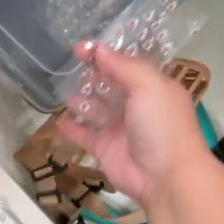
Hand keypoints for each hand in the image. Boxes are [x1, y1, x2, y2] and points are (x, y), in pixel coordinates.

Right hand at [56, 42, 214, 205]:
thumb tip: (98, 48)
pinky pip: (85, 135)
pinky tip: (59, 120)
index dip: (104, 54)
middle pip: (109, 85)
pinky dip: (72, 128)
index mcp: (152, 86)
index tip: (80, 48)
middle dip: (92, 75)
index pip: (126, 64)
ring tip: (61, 89)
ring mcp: (119, 128)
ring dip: (81, 99)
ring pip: (96, 109)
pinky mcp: (105, 148)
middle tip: (68, 65)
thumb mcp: (148, 85)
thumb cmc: (161, 124)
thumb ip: (122, 66)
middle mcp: (136, 105)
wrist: (164, 174)